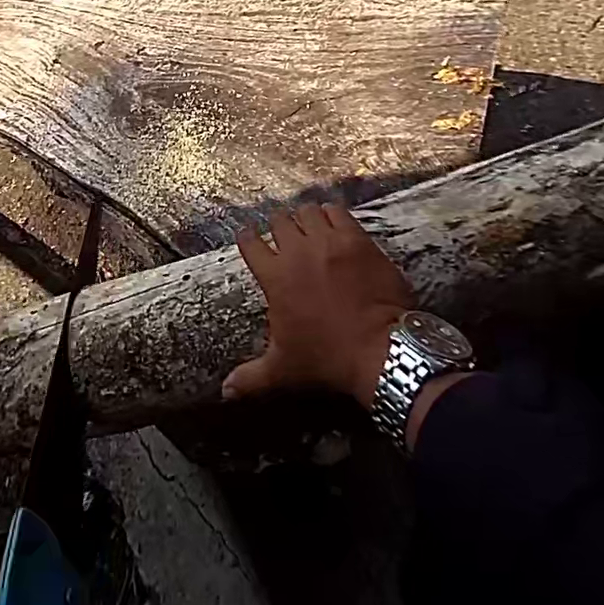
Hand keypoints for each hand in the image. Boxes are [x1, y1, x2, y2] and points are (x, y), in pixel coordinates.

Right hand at [223, 202, 413, 407]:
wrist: (379, 348)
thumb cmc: (326, 358)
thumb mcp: (282, 370)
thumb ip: (250, 378)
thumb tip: (224, 392)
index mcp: (274, 277)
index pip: (250, 244)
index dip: (248, 238)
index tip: (248, 236)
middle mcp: (296, 252)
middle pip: (279, 222)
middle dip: (279, 226)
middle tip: (285, 235)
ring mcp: (328, 242)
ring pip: (307, 212)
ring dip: (305, 218)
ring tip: (309, 226)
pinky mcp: (356, 239)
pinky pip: (338, 212)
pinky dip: (332, 214)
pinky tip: (334, 221)